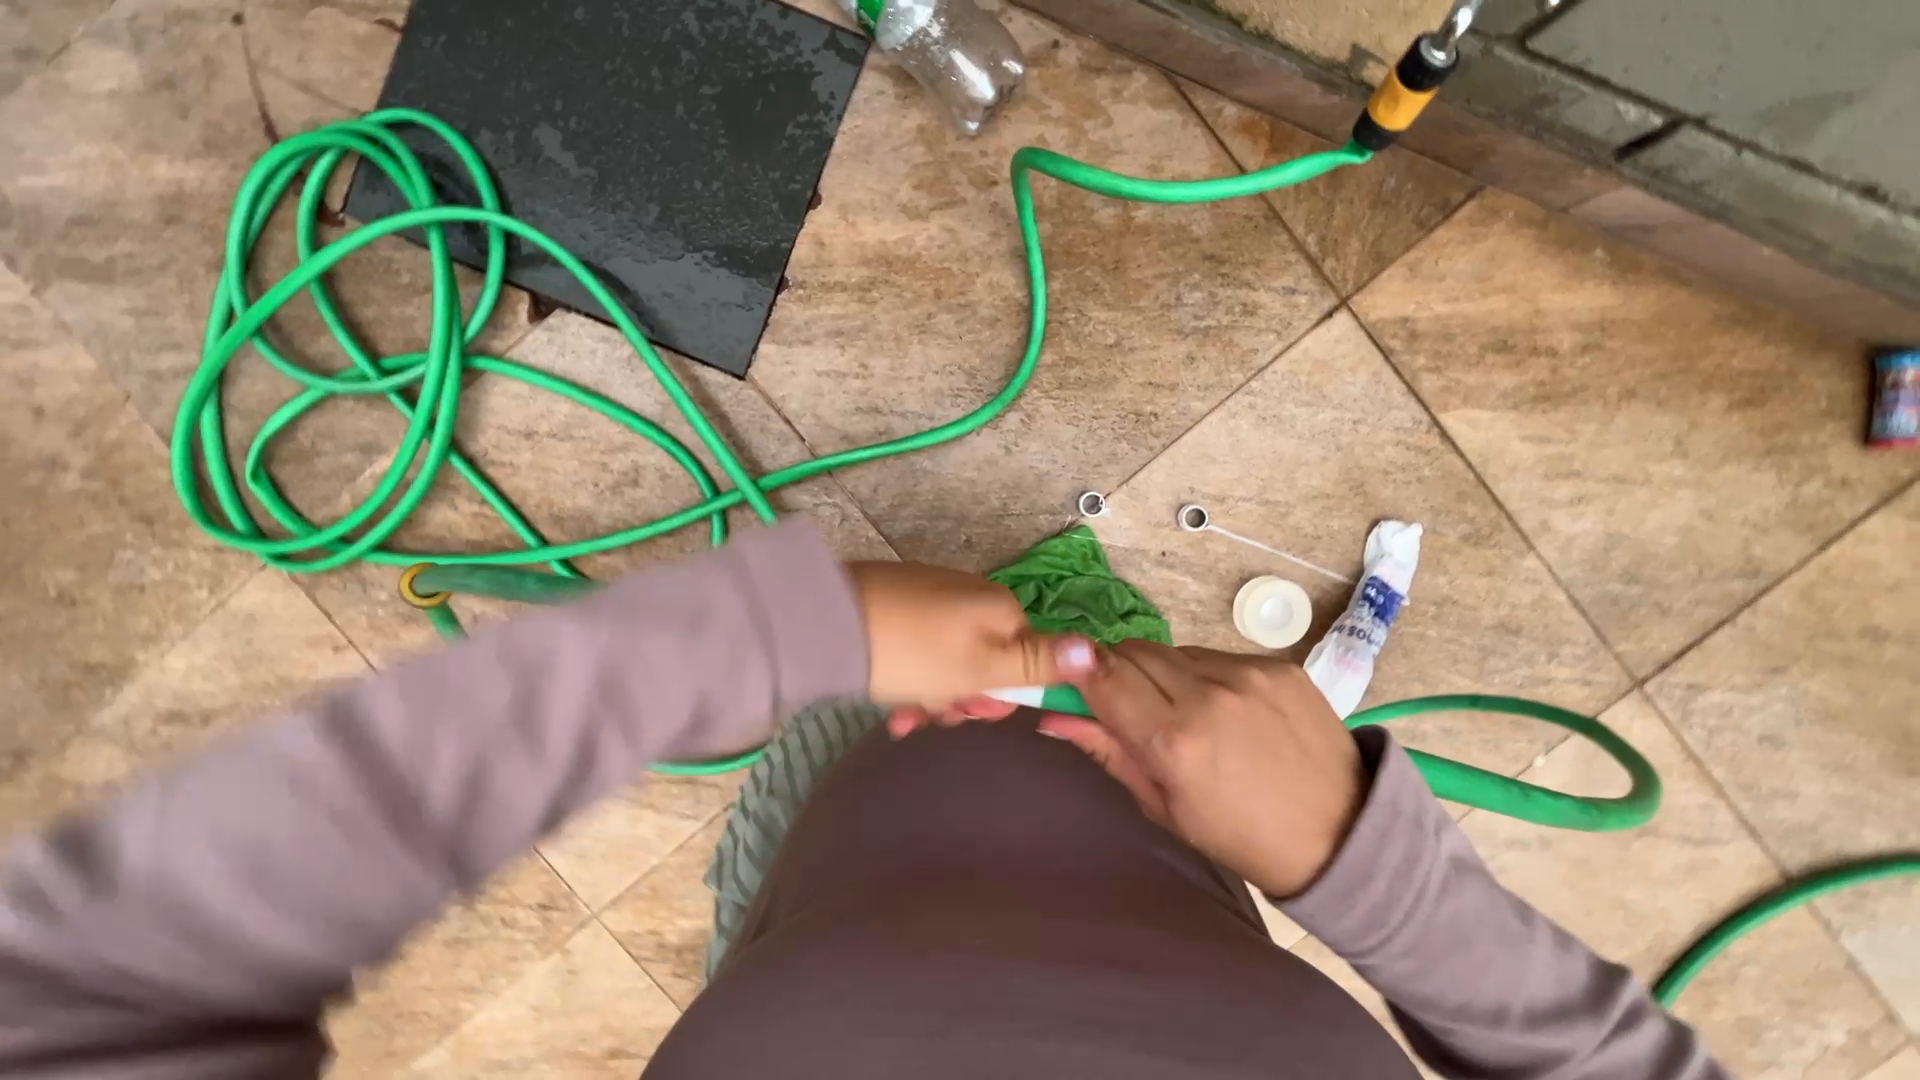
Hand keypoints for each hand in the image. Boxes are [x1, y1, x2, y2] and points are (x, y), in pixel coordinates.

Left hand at [845, 561, 1094, 707]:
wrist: (828, 622)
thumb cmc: (915, 653)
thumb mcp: (983, 667)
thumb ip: (1038, 663)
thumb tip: (1097, 649)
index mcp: (999, 609)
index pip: (1025, 659)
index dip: (1003, 695)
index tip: (973, 714)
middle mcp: (970, 596)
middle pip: (985, 660)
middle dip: (963, 698)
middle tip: (934, 718)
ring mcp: (930, 597)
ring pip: (948, 660)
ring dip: (933, 697)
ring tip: (904, 721)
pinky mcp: (895, 604)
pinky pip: (918, 650)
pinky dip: (910, 680)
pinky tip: (890, 709)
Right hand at [1040, 642, 1367, 897]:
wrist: (1342, 833)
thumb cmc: (1240, 835)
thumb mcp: (1163, 806)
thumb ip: (1108, 751)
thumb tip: (1053, 717)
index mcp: (1174, 741)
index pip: (1102, 675)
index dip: (1078, 670)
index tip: (1069, 676)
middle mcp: (1207, 694)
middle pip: (1132, 652)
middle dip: (1117, 671)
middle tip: (1130, 705)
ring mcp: (1247, 673)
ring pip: (1172, 651)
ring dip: (1162, 673)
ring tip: (1187, 712)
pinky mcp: (1278, 664)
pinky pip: (1216, 655)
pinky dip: (1205, 675)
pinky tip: (1227, 710)